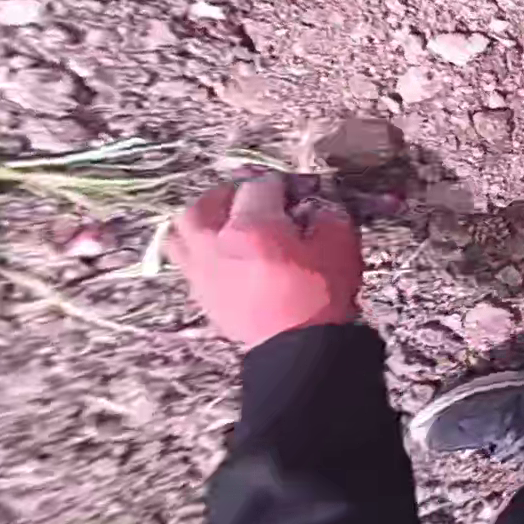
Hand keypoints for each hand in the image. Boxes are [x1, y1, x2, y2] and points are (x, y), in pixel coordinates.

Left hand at [168, 173, 363, 347]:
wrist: (297, 341)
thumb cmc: (322, 289)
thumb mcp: (340, 241)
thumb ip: (326, 213)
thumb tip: (314, 204)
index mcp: (252, 226)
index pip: (260, 186)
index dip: (284, 181)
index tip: (302, 188)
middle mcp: (215, 242)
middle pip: (205, 203)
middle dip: (230, 193)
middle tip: (255, 194)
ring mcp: (200, 268)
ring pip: (182, 230)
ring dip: (205, 217)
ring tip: (229, 218)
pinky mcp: (199, 289)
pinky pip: (187, 255)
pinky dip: (202, 242)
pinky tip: (228, 247)